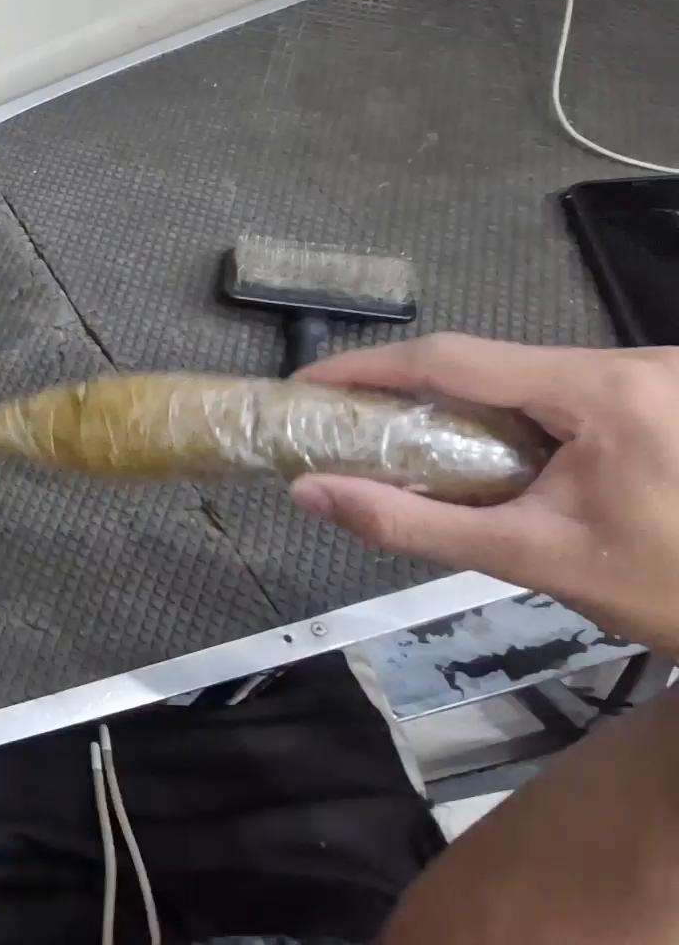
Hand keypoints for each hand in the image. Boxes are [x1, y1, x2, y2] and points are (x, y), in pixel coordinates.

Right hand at [289, 333, 678, 654]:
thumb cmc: (673, 589)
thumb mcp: (531, 558)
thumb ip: (410, 524)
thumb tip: (306, 493)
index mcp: (607, 391)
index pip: (454, 358)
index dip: (366, 365)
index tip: (305, 382)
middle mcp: (639, 364)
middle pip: (486, 361)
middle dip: (404, 389)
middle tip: (343, 423)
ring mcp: (660, 377)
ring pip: (521, 375)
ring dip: (453, 405)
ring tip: (401, 444)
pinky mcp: (667, 397)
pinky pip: (556, 391)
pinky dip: (501, 416)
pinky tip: (483, 453)